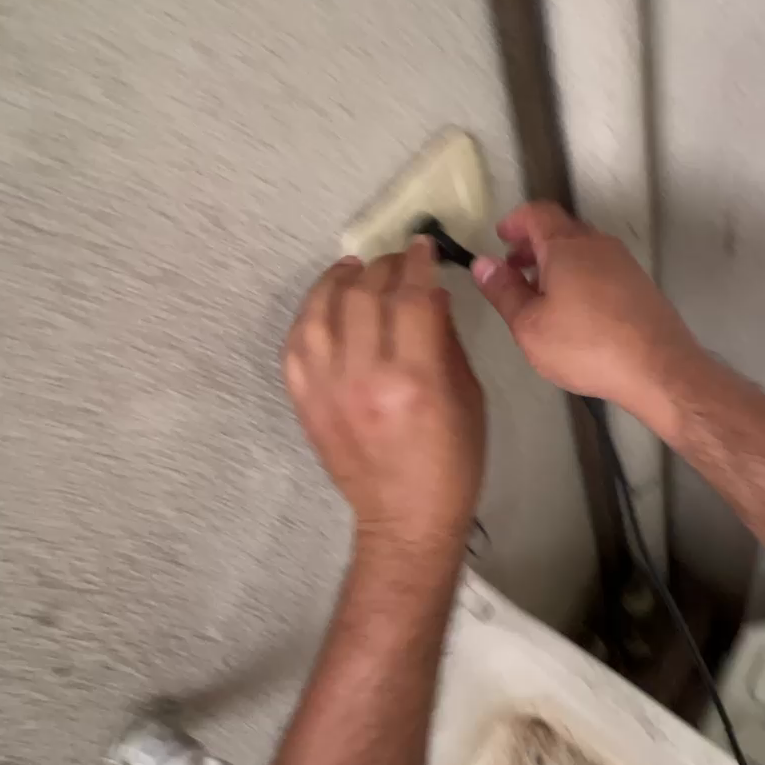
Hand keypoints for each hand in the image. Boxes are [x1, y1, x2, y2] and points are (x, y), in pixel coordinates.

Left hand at [283, 237, 485, 559]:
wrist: (405, 517)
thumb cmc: (453, 460)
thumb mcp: (468, 395)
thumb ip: (445, 339)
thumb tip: (429, 292)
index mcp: (414, 378)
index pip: (411, 296)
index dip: (417, 262)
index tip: (423, 247)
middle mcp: (363, 377)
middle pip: (363, 295)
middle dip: (382, 265)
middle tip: (396, 259)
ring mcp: (326, 389)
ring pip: (319, 312)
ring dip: (336, 280)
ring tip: (353, 268)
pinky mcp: (305, 402)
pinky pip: (295, 345)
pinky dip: (309, 315)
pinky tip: (325, 304)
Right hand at [470, 202, 702, 421]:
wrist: (658, 369)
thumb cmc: (586, 346)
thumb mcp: (530, 325)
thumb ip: (503, 291)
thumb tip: (482, 264)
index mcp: (567, 245)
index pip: (537, 213)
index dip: (515, 221)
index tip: (501, 237)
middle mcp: (598, 245)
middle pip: (562, 229)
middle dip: (534, 245)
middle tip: (514, 268)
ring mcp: (624, 264)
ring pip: (583, 250)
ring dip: (557, 263)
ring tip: (540, 294)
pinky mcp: (640, 286)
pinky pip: (601, 269)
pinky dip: (580, 277)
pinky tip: (574, 311)